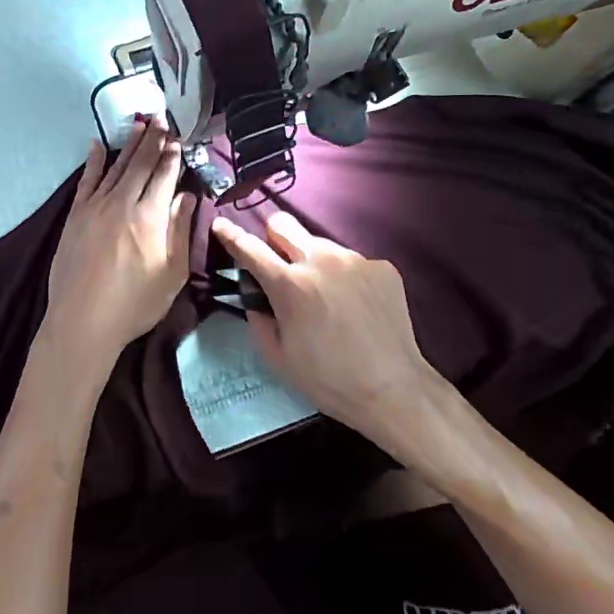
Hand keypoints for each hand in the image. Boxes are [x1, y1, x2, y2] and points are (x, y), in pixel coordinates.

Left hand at [43, 118, 198, 359]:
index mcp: (149, 217)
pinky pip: (86, 181)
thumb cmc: (135, 303)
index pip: (164, 175)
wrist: (82, 322)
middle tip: (162, 118)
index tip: (178, 137)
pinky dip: (93, 162)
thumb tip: (186, 196)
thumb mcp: (172, 273)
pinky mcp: (76, 216)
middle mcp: (122, 203)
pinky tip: (97, 146)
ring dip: (129, 144)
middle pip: (140, 164)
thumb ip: (180, 230)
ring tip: (140, 124)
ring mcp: (95, 207)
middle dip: (153, 139)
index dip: (172, 155)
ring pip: (116, 167)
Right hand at [212, 213, 443, 442]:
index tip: (220, 225)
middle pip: (284, 223)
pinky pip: (351, 261)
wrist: (392, 389)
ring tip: (325, 298)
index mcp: (290, 285)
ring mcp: (356, 260)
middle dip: (272, 238)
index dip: (230, 236)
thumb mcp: (276, 356)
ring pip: (320, 243)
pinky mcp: (382, 267)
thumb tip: (253, 288)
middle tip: (278, 265)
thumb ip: (257, 315)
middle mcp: (322, 260)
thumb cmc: (327, 379)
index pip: (250, 248)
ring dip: (312, 261)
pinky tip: (354, 307)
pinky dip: (344, 277)